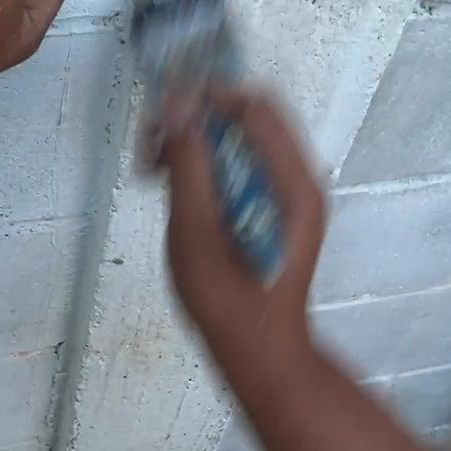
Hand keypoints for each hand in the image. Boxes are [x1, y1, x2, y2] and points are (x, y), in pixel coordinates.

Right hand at [157, 90, 328, 382]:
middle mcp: (298, 177)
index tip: (161, 113)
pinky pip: (240, 161)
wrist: (258, 353)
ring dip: (194, 139)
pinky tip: (174, 183)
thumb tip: (177, 102)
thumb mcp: (196, 230)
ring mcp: (290, 191)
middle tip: (151, 146)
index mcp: (292, 181)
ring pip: (238, 136)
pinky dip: (204, 160)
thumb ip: (189, 162)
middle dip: (194, 118)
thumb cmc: (226, 300)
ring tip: (154, 166)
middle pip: (246, 116)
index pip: (253, 106)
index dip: (205, 97)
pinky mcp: (275, 204)